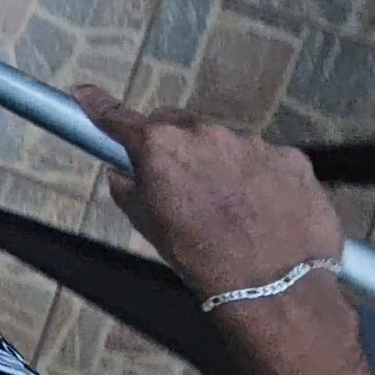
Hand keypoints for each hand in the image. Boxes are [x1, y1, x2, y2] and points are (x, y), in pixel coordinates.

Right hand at [73, 86, 346, 320]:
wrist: (272, 282)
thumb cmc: (193, 250)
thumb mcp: (142, 218)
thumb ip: (125, 184)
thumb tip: (122, 168)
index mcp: (158, 144)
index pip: (116, 116)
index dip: (95, 104)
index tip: (81, 92)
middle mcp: (203, 132)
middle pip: (175, 123)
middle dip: (170, 141)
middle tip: (177, 176)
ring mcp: (253, 143)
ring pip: (222, 141)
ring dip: (216, 159)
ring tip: (229, 200)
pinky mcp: (293, 159)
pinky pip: (264, 158)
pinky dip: (256, 173)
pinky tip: (261, 203)